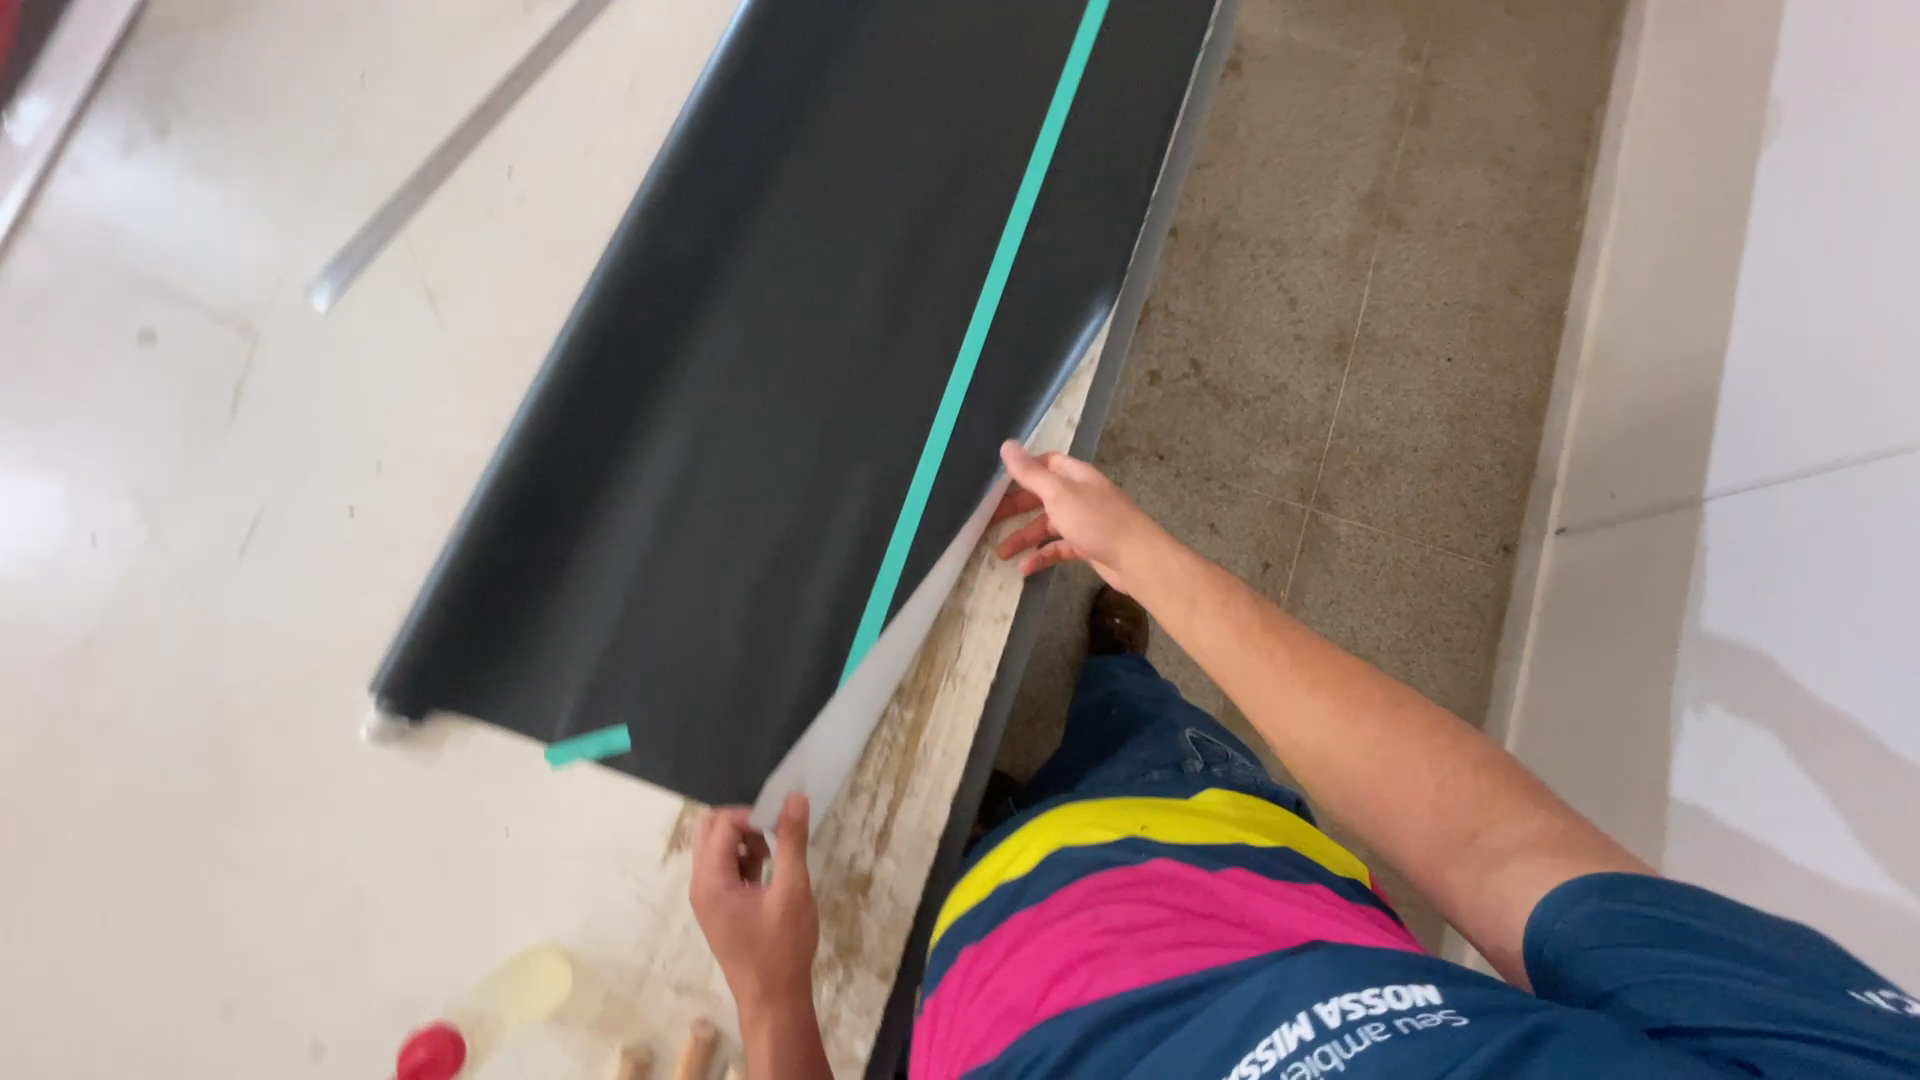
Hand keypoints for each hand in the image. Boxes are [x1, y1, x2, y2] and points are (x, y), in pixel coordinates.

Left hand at [689, 794, 818, 1015]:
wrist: (773, 1001)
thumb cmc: (782, 947)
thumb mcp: (792, 890)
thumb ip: (792, 840)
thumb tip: (795, 797)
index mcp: (711, 880)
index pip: (723, 823)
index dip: (753, 815)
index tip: (782, 825)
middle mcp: (700, 885)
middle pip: (710, 830)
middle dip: (743, 823)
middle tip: (774, 835)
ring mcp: (707, 897)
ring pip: (715, 847)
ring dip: (744, 840)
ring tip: (774, 857)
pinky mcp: (718, 907)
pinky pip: (723, 866)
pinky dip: (744, 859)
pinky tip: (769, 875)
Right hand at [992, 441, 1160, 591]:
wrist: (1137, 558)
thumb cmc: (1097, 520)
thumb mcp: (1058, 493)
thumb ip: (1031, 473)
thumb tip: (1007, 445)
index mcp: (1075, 476)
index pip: (1046, 464)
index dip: (1023, 470)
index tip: (998, 482)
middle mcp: (1079, 495)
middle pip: (1041, 496)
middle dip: (1015, 508)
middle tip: (988, 519)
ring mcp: (1084, 521)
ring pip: (1047, 525)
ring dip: (1024, 537)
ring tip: (1001, 553)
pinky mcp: (1087, 546)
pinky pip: (1058, 548)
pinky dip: (1041, 556)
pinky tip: (1025, 568)